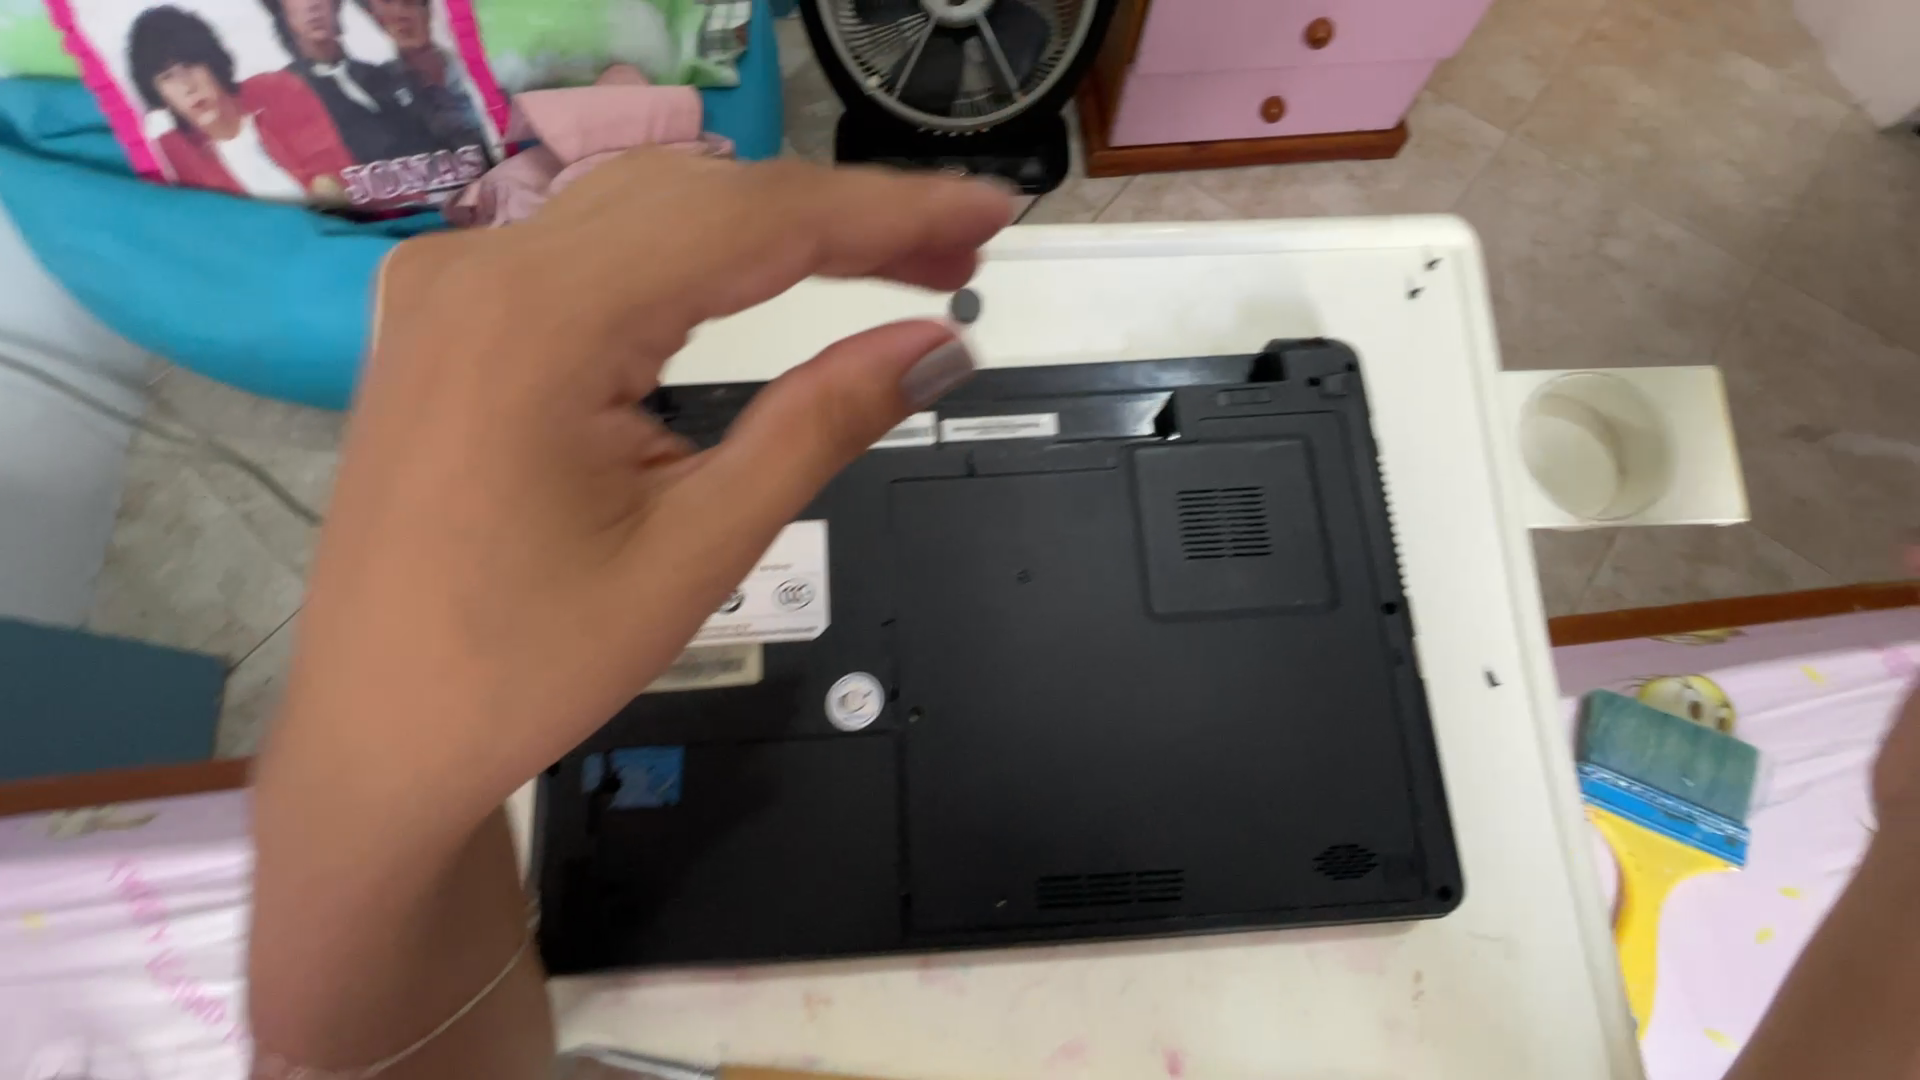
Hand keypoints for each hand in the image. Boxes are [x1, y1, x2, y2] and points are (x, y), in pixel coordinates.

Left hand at [258, 152, 1010, 834]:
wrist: (382, 727)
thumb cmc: (532, 662)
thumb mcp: (701, 546)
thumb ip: (822, 424)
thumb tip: (934, 347)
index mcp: (543, 321)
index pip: (755, 224)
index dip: (889, 211)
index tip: (986, 212)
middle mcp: (490, 268)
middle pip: (713, 199)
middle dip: (853, 217)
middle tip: (961, 250)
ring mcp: (467, 284)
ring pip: (665, 212)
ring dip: (789, 229)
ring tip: (899, 260)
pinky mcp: (470, 316)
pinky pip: (614, 251)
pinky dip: (716, 254)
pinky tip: (779, 274)